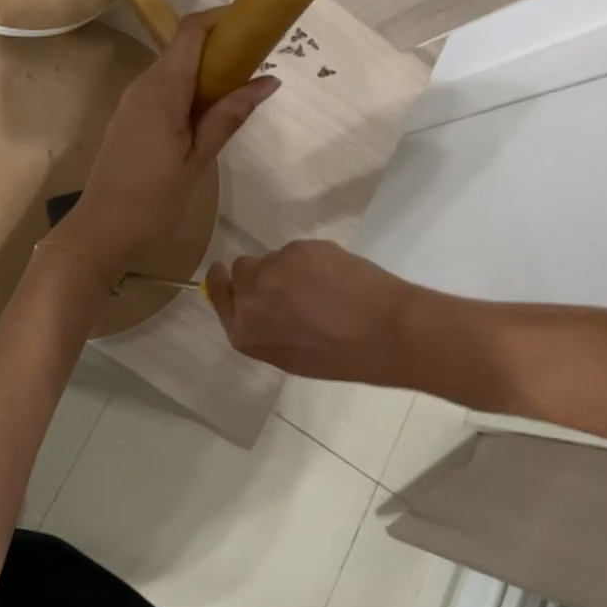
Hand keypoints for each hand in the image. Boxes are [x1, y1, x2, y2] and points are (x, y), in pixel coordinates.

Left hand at [45, 10, 279, 280]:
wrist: (102, 227)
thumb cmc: (154, 198)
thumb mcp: (199, 158)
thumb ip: (230, 115)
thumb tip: (268, 80)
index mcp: (161, 89)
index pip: (189, 31)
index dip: (220, 19)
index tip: (253, 25)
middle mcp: (142, 85)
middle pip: (182, 48)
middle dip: (220, 48)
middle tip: (257, 66)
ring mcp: (131, 101)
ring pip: (172, 70)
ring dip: (205, 72)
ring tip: (239, 92)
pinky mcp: (127, 117)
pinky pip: (161, 89)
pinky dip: (188, 90)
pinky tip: (207, 114)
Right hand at [207, 240, 435, 384]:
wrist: (389, 332)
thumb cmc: (340, 357)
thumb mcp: (287, 355)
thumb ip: (259, 328)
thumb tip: (253, 305)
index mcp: (243, 330)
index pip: (216, 290)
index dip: (225, 281)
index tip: (238, 278)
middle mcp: (249, 297)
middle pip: (241, 270)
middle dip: (261, 275)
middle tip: (292, 290)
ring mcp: (273, 268)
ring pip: (273, 258)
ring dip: (289, 269)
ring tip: (323, 289)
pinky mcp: (299, 249)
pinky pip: (298, 250)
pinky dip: (313, 261)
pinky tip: (337, 279)